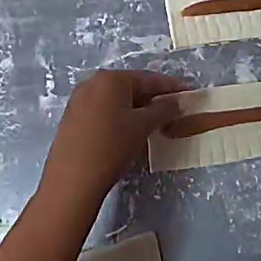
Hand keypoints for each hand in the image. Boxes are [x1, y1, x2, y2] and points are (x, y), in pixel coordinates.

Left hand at [41, 70, 187, 199]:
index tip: (188, 92)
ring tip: (155, 121)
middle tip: (173, 109)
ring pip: (116, 100)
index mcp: (111, 79)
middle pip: (131, 87)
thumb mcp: (143, 126)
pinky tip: (129, 130)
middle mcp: (92, 84)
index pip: (149, 79)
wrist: (72, 181)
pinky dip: (120, 116)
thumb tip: (176, 102)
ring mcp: (78, 101)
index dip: (171, 87)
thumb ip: (164, 109)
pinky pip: (103, 110)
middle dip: (153, 98)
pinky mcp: (72, 119)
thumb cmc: (112, 146)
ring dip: (137, 108)